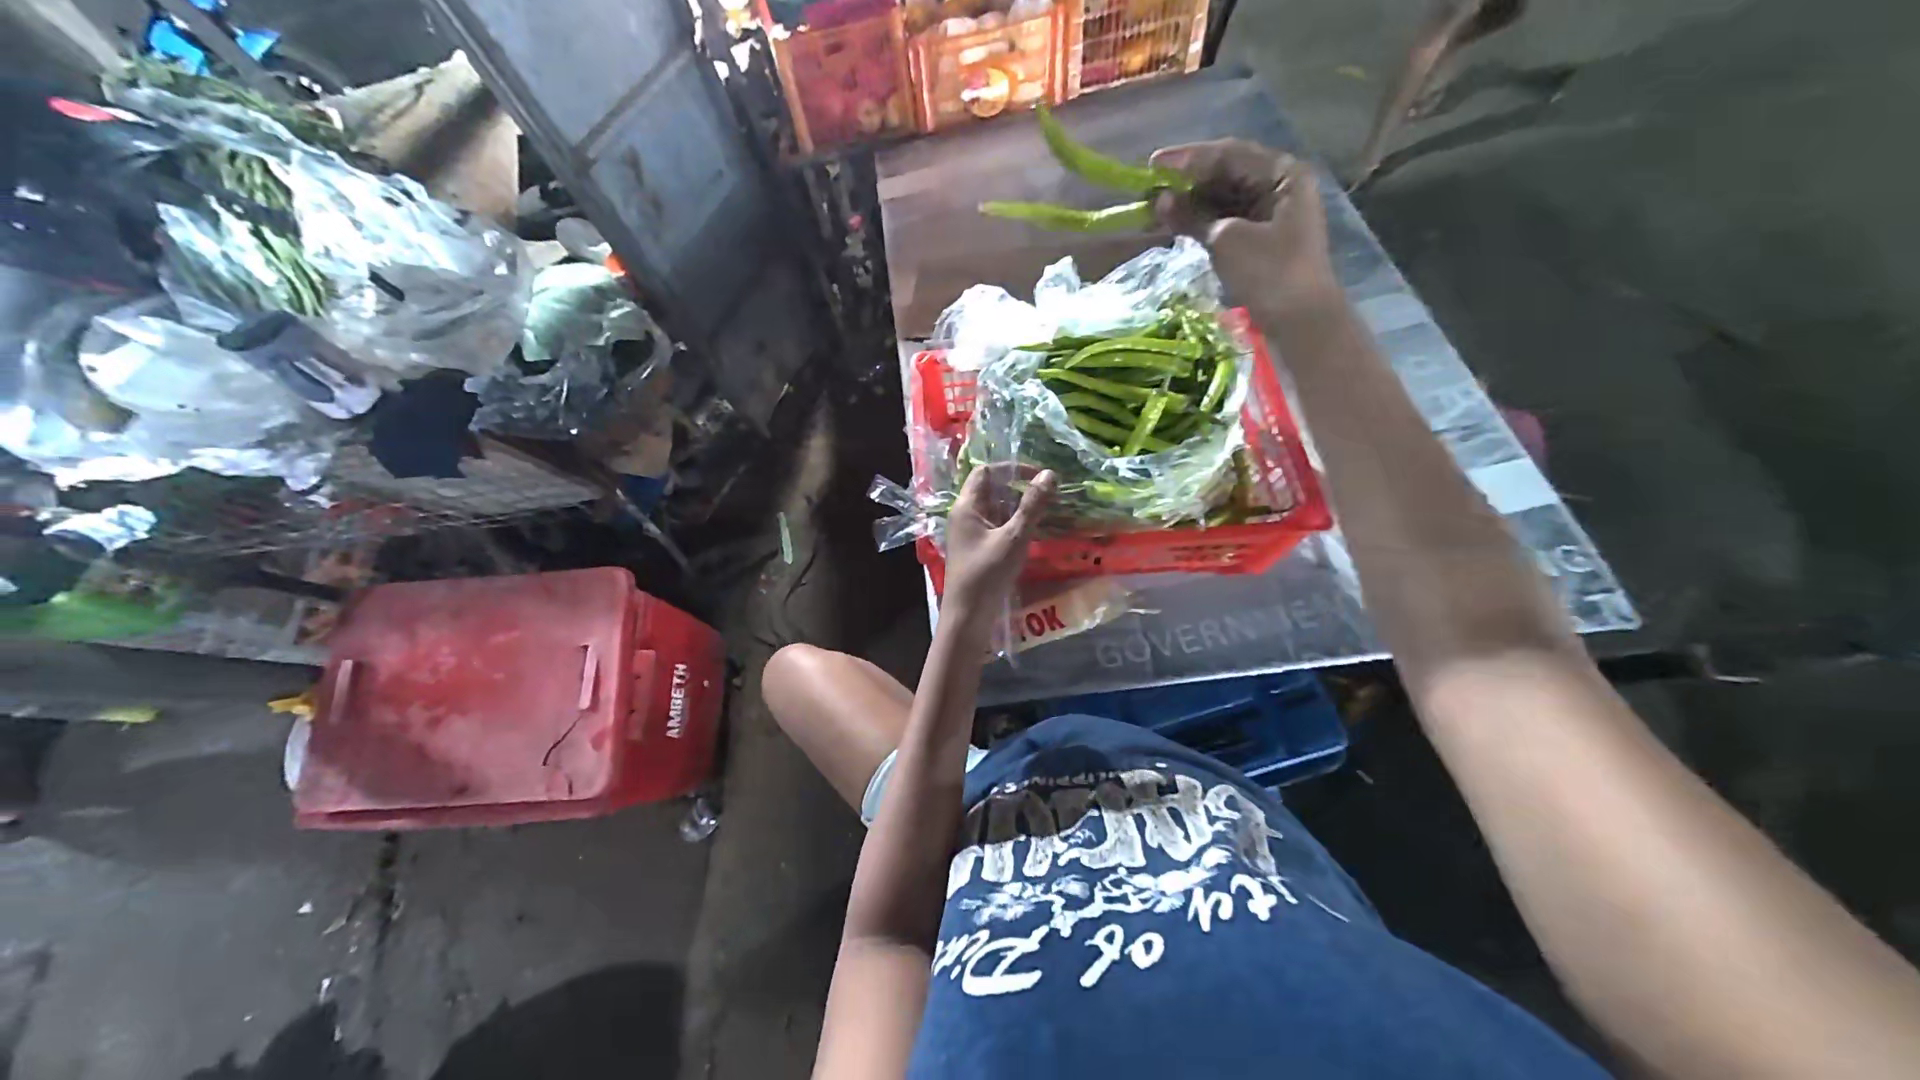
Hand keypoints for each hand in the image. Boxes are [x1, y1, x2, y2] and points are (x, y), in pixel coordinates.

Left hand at [942, 465, 1055, 630]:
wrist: (968, 616)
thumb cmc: (987, 573)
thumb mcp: (1014, 537)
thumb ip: (1032, 505)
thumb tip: (1050, 474)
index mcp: (966, 506)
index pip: (986, 472)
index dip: (1011, 469)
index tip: (1038, 477)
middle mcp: (965, 515)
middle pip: (992, 490)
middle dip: (1019, 489)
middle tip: (1047, 494)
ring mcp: (970, 533)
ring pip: (996, 510)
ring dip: (1018, 508)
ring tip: (1046, 511)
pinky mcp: (977, 549)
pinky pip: (996, 527)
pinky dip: (1014, 525)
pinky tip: (1033, 532)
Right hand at [1150, 140, 1337, 311]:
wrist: (1300, 322)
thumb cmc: (1270, 273)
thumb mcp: (1226, 240)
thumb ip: (1192, 216)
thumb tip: (1160, 200)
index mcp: (1282, 174)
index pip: (1229, 154)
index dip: (1188, 159)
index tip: (1152, 166)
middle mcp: (1279, 187)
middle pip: (1227, 175)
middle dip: (1188, 182)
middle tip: (1150, 190)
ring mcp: (1271, 216)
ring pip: (1224, 199)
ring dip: (1191, 203)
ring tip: (1157, 209)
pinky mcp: (1261, 242)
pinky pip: (1226, 221)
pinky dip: (1201, 223)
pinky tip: (1177, 225)